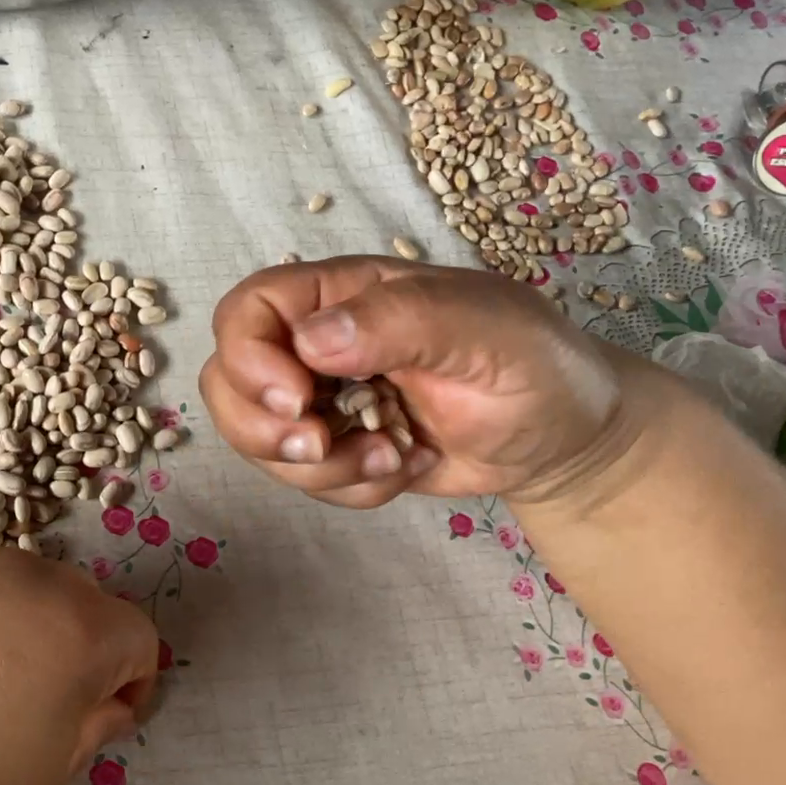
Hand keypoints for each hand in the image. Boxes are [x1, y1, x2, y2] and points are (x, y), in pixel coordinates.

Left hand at [0, 543, 157, 784]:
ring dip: (13, 616)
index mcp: (77, 629)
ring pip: (13, 579)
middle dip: (72, 640)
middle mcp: (24, 575)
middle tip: (32, 695)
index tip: (99, 713)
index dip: (126, 679)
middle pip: (76, 596)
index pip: (134, 635)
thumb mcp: (46, 777)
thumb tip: (107, 699)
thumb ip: (92, 723)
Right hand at [200, 256, 639, 507]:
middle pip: (226, 382)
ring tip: (390, 458)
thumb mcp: (485, 330)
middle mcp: (309, 346)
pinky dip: (344, 487)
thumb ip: (401, 321)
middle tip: (324, 445)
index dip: (248, 358)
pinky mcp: (326, 448)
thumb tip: (311, 340)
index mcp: (338, 297)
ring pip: (252, 438)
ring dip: (314, 467)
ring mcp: (313, 400)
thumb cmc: (534, 367)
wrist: (559, 439)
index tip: (298, 398)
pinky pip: (296, 477)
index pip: (246, 311)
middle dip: (265, 428)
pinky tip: (398, 468)